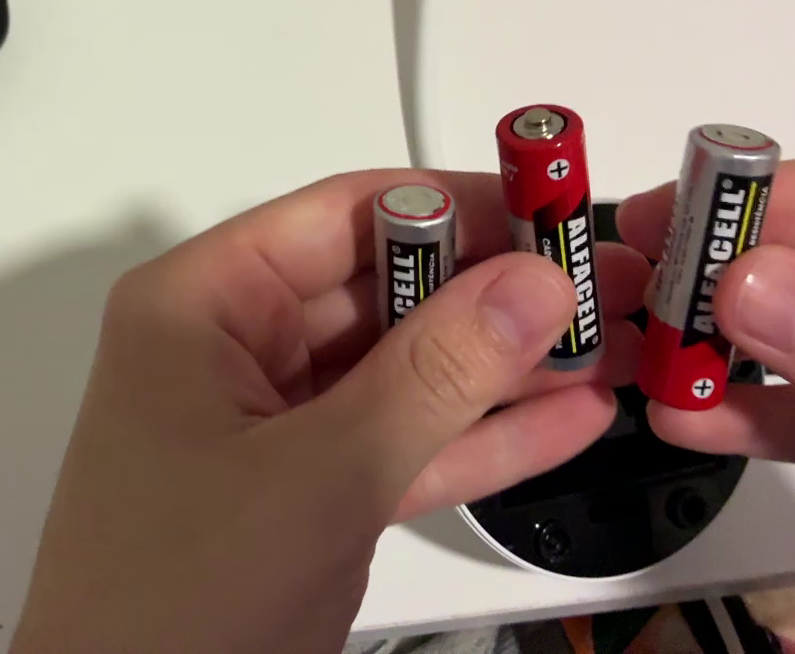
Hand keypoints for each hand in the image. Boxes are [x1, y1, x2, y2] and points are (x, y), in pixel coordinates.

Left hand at [10, 170, 651, 653]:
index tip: (553, 203)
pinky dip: (467, 433)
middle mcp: (225, 337)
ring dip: (491, 362)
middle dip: (486, 287)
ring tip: (610, 342)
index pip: (333, 218)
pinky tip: (564, 417)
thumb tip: (535, 282)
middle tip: (608, 281)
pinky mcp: (293, 477)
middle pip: (369, 285)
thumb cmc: (185, 591)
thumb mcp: (317, 473)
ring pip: (388, 363)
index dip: (445, 204)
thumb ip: (432, 377)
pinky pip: (387, 435)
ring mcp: (261, 410)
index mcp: (198, 300)